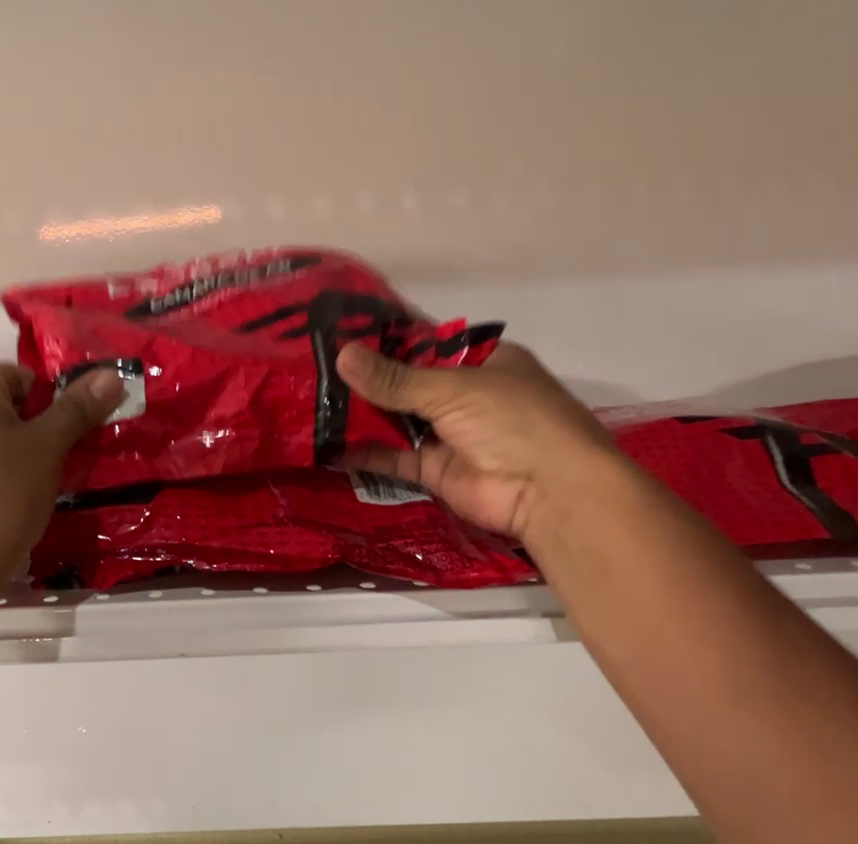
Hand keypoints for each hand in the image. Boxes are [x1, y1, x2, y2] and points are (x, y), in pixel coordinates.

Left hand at [0, 363, 125, 583]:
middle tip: (53, 461)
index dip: (51, 407)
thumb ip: (79, 407)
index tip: (62, 440)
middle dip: (37, 428)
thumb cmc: (6, 492)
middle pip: (8, 404)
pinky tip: (12, 495)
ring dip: (23, 450)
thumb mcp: (49, 445)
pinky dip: (1, 468)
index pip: (24, 378)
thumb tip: (113, 375)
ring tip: (35, 481)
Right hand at [335, 340, 626, 540]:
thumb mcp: (452, 390)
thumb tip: (341, 355)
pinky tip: (326, 446)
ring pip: (395, 421)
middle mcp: (464, 395)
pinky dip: (363, 452)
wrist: (548, 491)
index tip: (340, 337)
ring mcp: (448, 435)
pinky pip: (392, 457)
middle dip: (364, 382)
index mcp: (481, 362)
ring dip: (359, 416)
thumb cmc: (512, 420)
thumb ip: (394, 379)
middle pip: (405, 385)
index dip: (385, 343)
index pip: (425, 345)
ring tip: (309, 405)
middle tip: (311, 372)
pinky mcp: (434, 470)